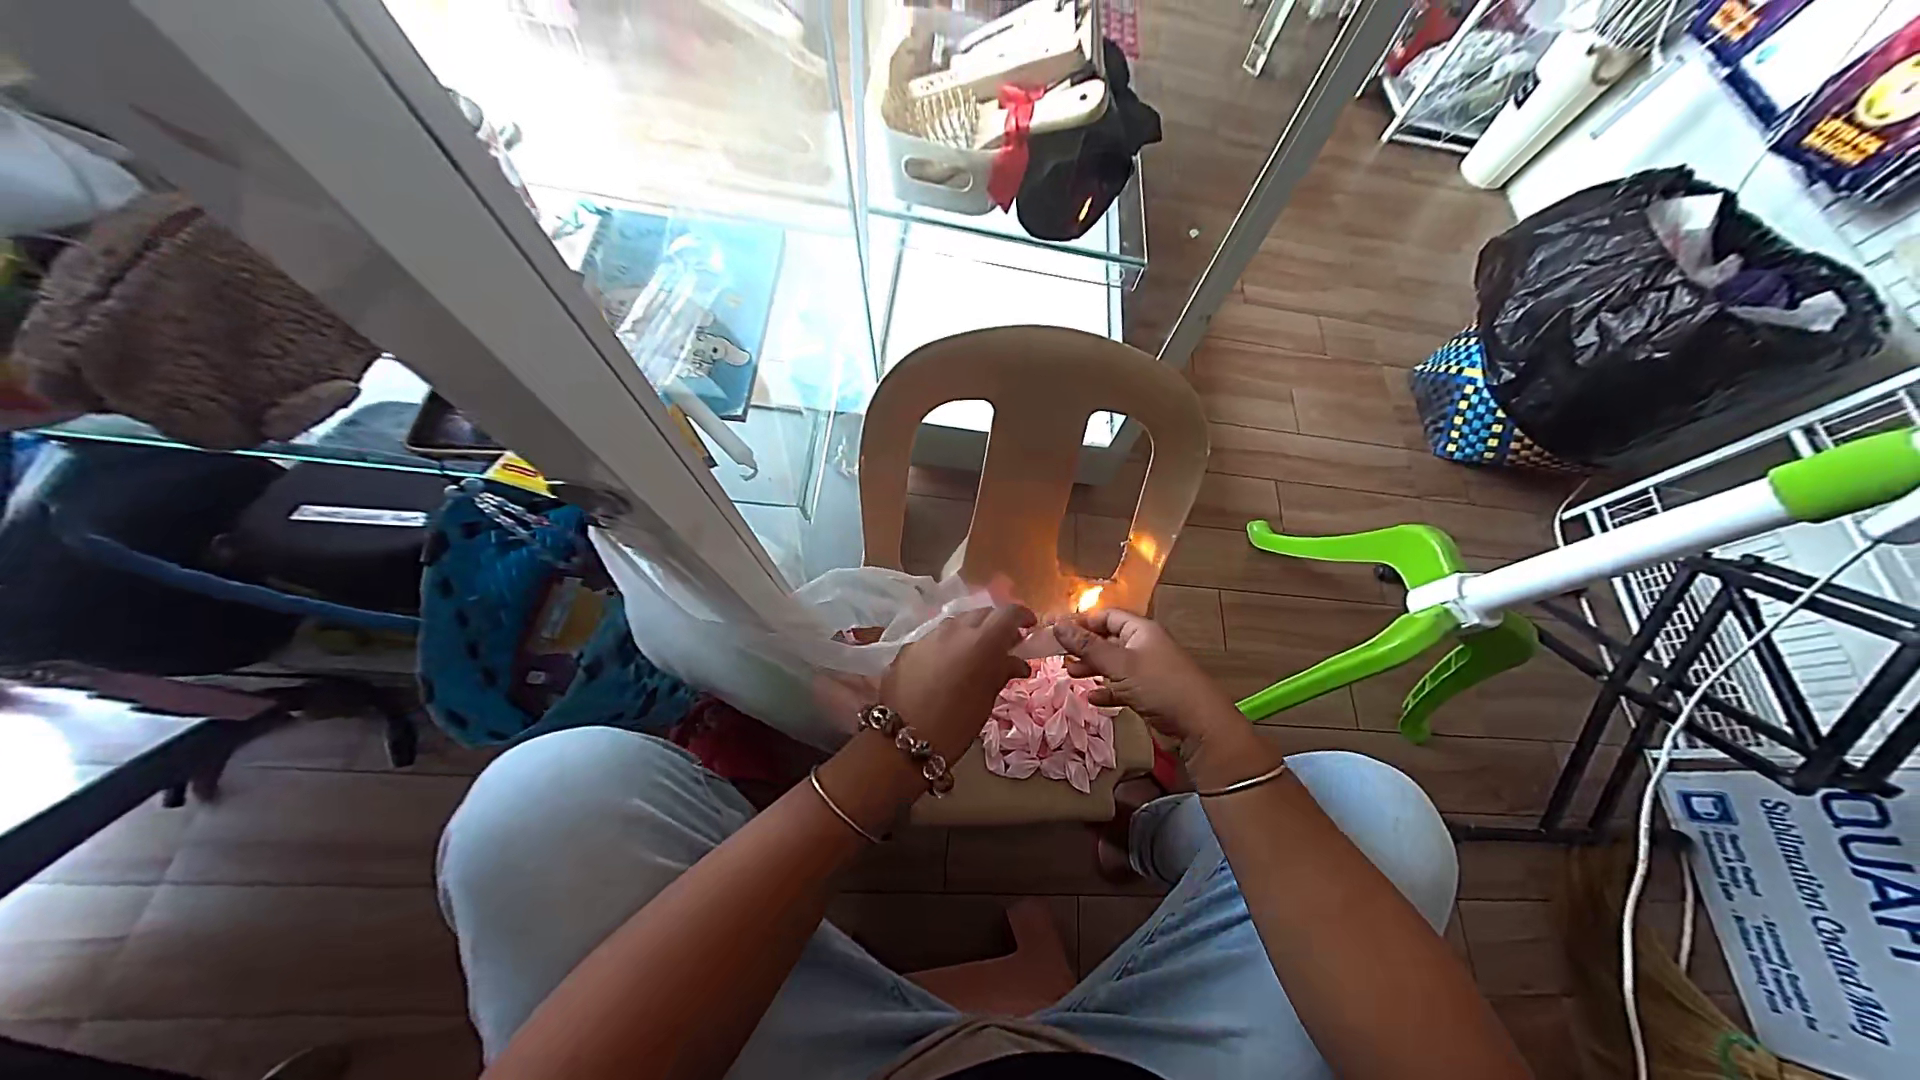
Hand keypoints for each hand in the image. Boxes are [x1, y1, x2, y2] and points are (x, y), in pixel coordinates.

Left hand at [881, 604, 1035, 760]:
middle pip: (981, 613)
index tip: (1029, 627)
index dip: (1022, 616)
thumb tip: (1016, 663)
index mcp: (982, 641)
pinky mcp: (908, 647)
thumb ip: (1002, 672)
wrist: (904, 738)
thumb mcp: (987, 699)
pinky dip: (946, 645)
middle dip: (995, 624)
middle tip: (1003, 644)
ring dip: (969, 632)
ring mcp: (928, 635)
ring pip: (956, 623)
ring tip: (974, 654)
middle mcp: (955, 630)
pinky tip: (945, 666)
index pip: (1008, 613)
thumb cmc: (956, 725)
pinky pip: (934, 637)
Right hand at [1053, 611, 1246, 750]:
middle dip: (1084, 647)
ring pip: (1113, 664)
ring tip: (1070, 675)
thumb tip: (1058, 626)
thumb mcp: (1120, 664)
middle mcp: (1144, 646)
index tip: (1057, 630)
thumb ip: (1087, 646)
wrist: (1199, 725)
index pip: (1107, 616)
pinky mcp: (1150, 693)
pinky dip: (1108, 690)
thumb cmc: (1160, 685)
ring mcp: (1148, 670)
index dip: (1082, 621)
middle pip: (1108, 639)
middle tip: (1059, 655)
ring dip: (1092, 668)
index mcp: (1141, 630)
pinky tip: (1094, 698)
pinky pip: (1122, 687)